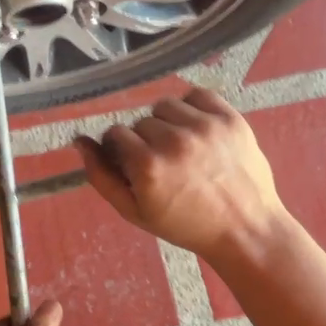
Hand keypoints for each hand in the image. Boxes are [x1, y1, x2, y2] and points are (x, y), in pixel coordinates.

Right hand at [73, 86, 293, 261]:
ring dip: (167, 122)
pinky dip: (193, 108)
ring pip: (165, 105)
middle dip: (145, 140)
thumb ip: (101, 176)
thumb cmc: (185, 225)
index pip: (116, 133)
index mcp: (148, 166)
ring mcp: (205, 127)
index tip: (135, 165)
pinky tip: (198, 130)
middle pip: (141, 121)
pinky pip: (197, 95)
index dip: (121, 150)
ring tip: (181, 146)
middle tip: (163, 163)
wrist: (245, 230)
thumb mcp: (134, 211)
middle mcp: (174, 140)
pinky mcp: (230, 118)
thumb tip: (79, 141)